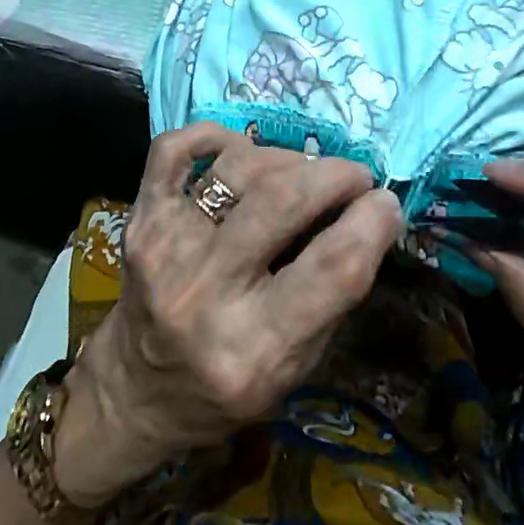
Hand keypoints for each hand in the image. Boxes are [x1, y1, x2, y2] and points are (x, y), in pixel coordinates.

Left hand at [52, 122, 403, 505]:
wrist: (137, 387)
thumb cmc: (224, 388)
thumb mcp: (295, 369)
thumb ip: (331, 296)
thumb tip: (368, 214)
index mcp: (253, 349)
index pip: (331, 269)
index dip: (371, 224)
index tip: (386, 203)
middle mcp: (204, 292)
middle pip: (282, 202)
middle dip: (333, 176)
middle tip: (354, 176)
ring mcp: (164, 248)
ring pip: (237, 168)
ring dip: (286, 157)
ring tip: (305, 170)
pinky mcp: (139, 219)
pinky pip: (173, 150)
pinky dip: (213, 136)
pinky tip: (241, 150)